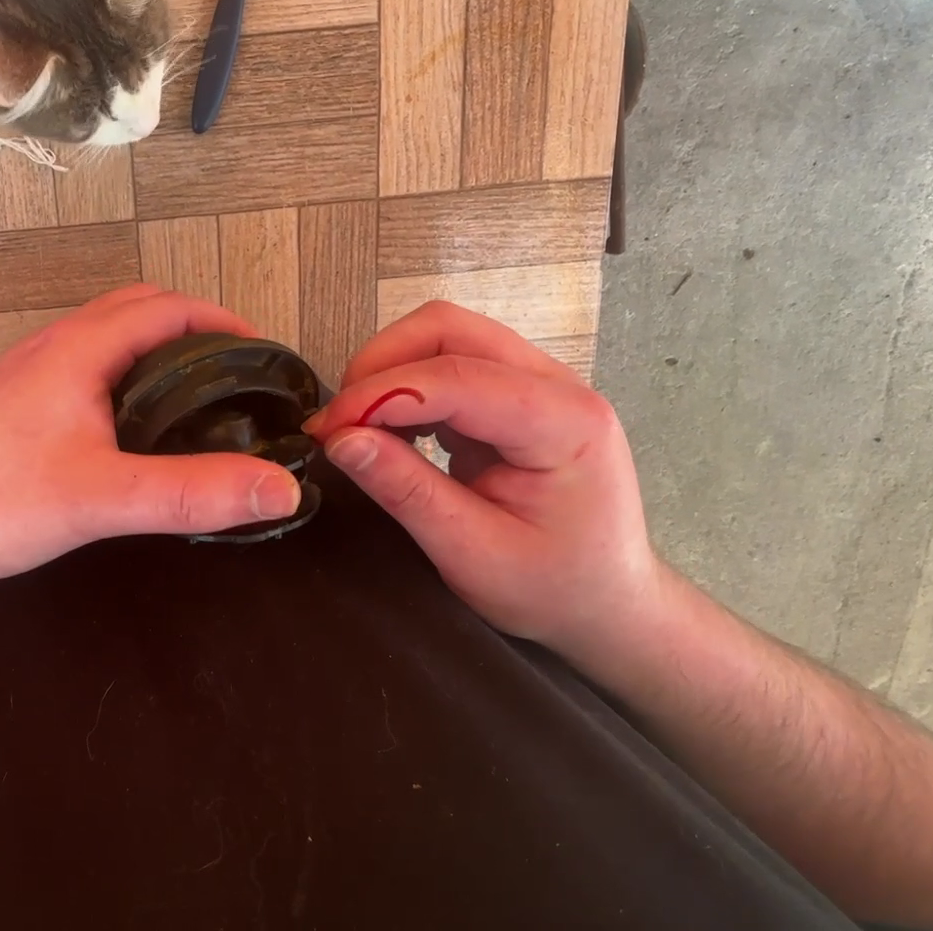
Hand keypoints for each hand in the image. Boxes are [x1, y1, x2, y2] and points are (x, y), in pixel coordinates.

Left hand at [0, 285, 301, 587]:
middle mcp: (50, 347)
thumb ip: (194, 491)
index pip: (165, 307)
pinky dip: (120, 376)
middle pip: (135, 311)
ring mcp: (27, 373)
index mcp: (77, 349)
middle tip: (231, 371)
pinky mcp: (13, 404)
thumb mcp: (105, 498)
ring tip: (190, 396)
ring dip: (152, 350)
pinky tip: (127, 427)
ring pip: (104, 340)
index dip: (220, 321)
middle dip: (190, 329)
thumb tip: (279, 487)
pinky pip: (81, 368)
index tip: (259, 353)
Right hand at [303, 301, 668, 656]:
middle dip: (379, 364)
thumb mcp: (471, 552)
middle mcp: (556, 384)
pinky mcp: (514, 393)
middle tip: (338, 421)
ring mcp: (536, 382)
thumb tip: (338, 440)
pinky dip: (405, 386)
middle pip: (447, 329)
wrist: (606, 603)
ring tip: (358, 427)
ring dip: (388, 371)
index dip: (379, 394)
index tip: (326, 431)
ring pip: (443, 336)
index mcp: (562, 423)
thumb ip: (405, 490)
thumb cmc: (550, 588)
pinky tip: (390, 430)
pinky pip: (447, 363)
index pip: (454, 377)